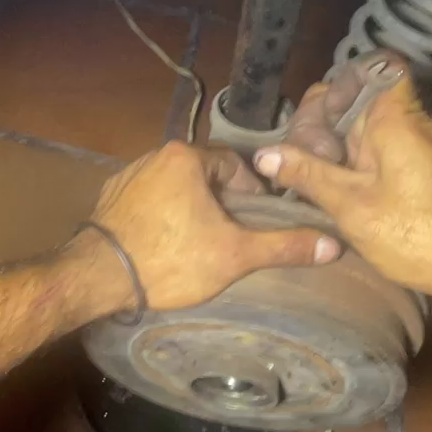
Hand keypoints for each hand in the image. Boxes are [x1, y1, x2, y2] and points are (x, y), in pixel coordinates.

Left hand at [70, 141, 340, 317]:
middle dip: (222, 200)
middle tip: (234, 234)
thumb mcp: (234, 254)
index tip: (260, 219)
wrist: (98, 276)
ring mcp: (129, 175)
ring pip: (176, 186)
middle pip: (204, 173)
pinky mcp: (110, 196)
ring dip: (193, 206)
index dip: (252, 192)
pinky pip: (149, 198)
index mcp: (186, 157)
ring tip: (203, 240)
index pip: (234, 164)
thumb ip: (283, 246)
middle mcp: (155, 155)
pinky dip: (164, 214)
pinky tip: (167, 241)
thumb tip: (333, 244)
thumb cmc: (170, 259)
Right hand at [251, 52, 431, 301]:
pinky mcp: (415, 167)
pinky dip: (349, 162)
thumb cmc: (422, 235)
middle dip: (319, 120)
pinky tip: (331, 190)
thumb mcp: (353, 207)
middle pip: (353, 95)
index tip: (315, 115)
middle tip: (299, 159)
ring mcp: (411, 143)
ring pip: (359, 125)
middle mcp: (404, 120)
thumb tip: (263, 155)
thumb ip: (308, 176)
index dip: (340, 79)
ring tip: (310, 181)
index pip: (373, 64)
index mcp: (391, 116)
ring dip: (330, 146)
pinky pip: (372, 148)